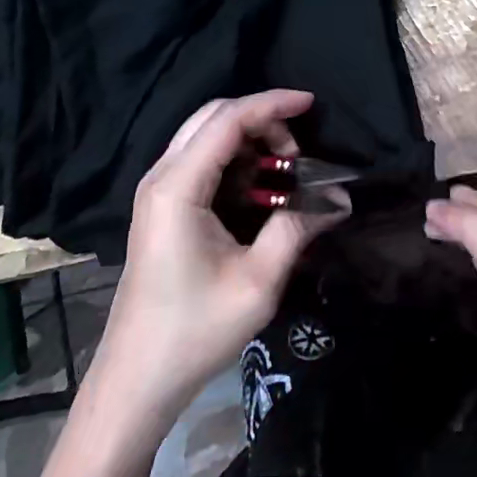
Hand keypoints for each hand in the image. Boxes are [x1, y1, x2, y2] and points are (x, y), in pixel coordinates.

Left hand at [44, 90, 344, 476]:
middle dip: (260, 120)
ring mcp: (157, 188)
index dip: (270, 104)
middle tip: (299, 152)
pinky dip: (232, 160)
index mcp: (177, 186)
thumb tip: (338, 199)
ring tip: (284, 171)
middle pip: (212, 118)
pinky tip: (257, 187)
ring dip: (246, 139)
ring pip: (204, 136)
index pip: (226, 120)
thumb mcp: (257, 283)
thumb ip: (295, 230)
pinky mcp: (161, 204)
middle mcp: (161, 175)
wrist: (138, 373)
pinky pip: (199, 160)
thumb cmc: (195, 329)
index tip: (310, 103)